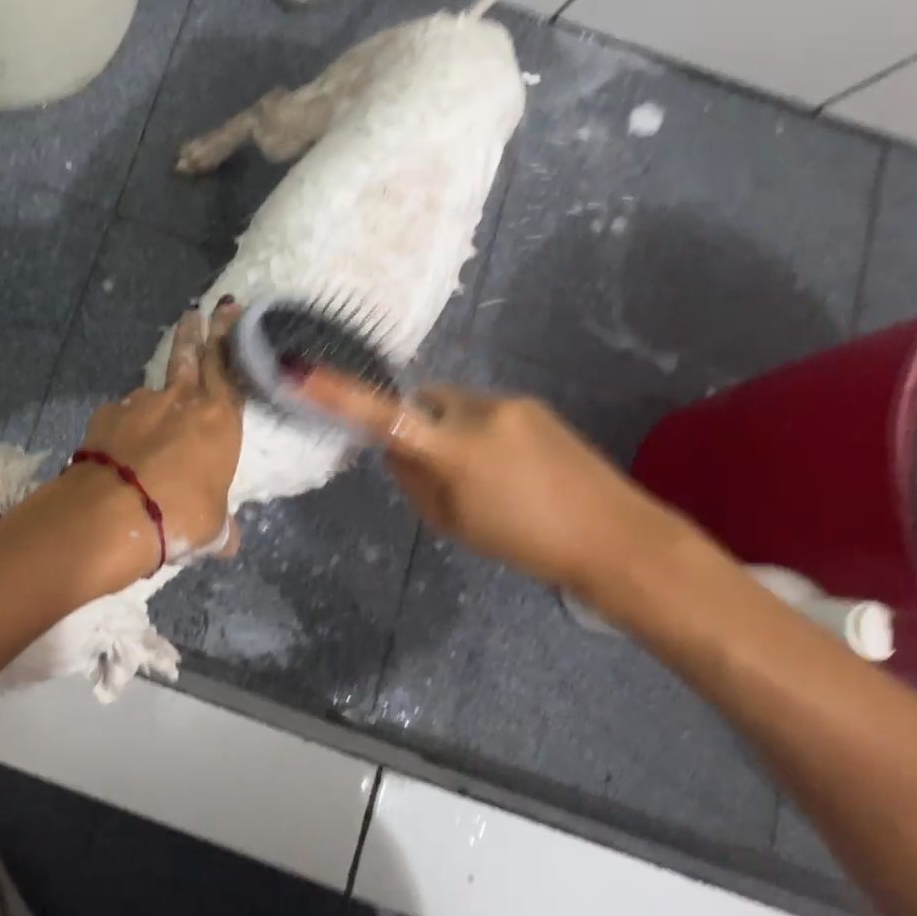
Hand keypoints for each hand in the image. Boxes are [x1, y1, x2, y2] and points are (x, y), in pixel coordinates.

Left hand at [72, 300, 245, 577]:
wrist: (112, 512)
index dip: (229, 338)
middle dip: (194, 332)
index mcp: (219, 419)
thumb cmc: (179, 516)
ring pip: (153, 392)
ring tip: (152, 425)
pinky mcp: (106, 416)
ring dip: (156, 400)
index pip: (229, 368)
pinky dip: (125, 428)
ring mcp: (139, 404)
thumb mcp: (211, 528)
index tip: (228, 309)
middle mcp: (181, 401)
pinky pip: (122, 417)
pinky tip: (121, 450)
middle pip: (189, 356)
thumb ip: (221, 527)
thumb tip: (228, 543)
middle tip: (194, 313)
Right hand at [298, 371, 694, 589]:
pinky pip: (482, 411)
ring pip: (451, 407)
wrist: (618, 538)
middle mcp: (479, 411)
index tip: (299, 372)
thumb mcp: (451, 522)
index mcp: (455, 449)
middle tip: (430, 469)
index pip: (382, 415)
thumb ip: (411, 479)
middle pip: (419, 403)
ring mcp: (510, 404)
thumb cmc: (526, 543)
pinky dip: (477, 434)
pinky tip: (507, 471)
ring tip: (481, 478)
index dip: (336, 394)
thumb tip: (393, 448)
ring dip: (448, 432)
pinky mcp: (533, 406)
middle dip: (414, 425)